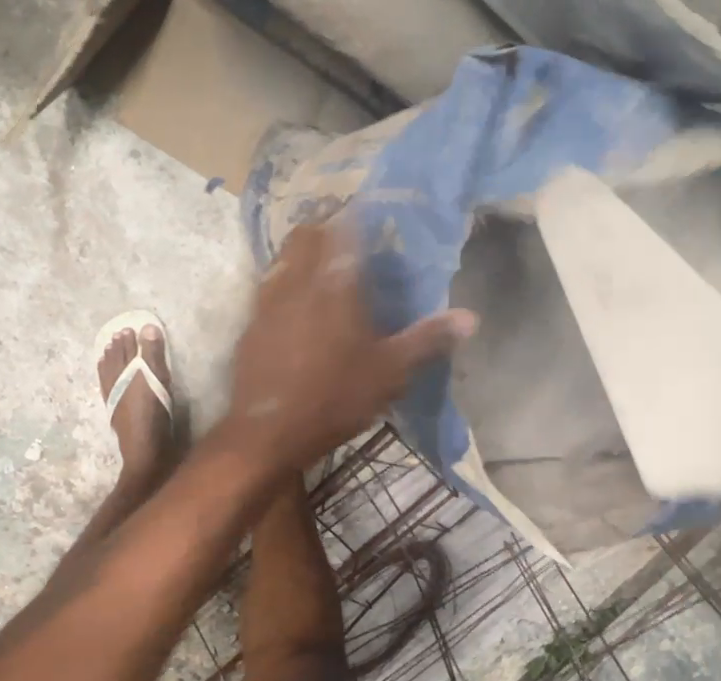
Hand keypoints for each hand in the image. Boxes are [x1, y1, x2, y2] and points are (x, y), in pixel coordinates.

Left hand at [224, 224, 476, 470]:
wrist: (268, 433)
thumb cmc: (335, 399)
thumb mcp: (390, 373)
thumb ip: (427, 340)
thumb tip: (471, 318)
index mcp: (335, 285)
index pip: (346, 229)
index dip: (358, 213)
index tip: (370, 208)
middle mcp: (297, 282)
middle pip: (306, 235)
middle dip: (324, 227)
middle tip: (343, 237)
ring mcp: (266, 303)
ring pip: (281, 259)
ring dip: (299, 254)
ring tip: (318, 266)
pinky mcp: (249, 328)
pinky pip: (265, 290)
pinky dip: (281, 286)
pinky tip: (292, 306)